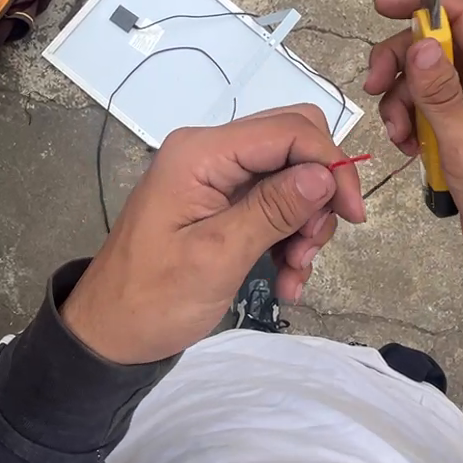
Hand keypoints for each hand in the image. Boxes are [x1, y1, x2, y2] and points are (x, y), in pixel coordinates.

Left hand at [61, 106, 367, 364]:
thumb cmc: (153, 299)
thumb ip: (272, 210)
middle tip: (313, 245)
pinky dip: (287, 237)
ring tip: (294, 273)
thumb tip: (324, 175)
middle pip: (292, 143)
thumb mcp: (217, 256)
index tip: (352, 216)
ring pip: (289, 175)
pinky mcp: (219, 200)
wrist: (110, 333)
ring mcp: (214, 176)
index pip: (288, 130)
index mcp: (201, 152)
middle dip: (317, 193)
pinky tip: (286, 279)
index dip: (330, 164)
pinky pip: (272, 203)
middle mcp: (208, 151)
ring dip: (304, 223)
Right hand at [363, 0, 462, 296]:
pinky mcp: (459, 134)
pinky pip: (423, 112)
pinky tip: (407, 151)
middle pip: (433, 46)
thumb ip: (440, 93)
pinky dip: (407, 125)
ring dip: (400, 102)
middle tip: (374, 90)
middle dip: (399, 63)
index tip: (381, 10)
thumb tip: (418, 42)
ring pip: (422, 80)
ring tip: (399, 137)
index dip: (423, 4)